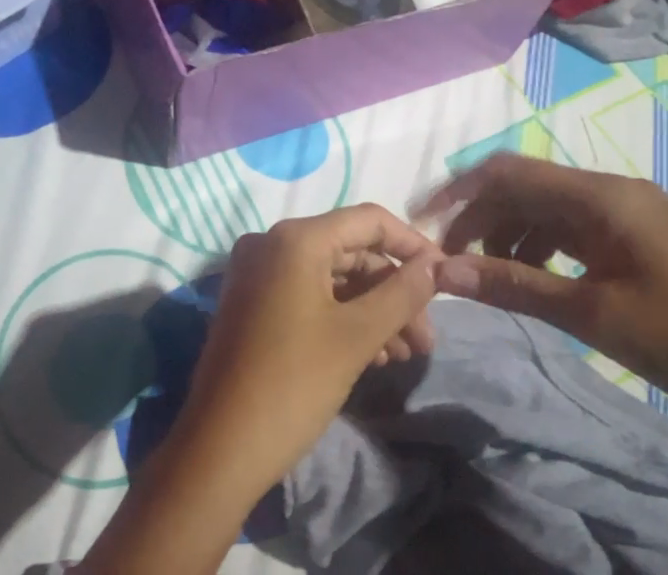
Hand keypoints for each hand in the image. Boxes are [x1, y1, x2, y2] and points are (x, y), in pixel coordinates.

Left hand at [182, 204, 441, 489]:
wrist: (221, 447)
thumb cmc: (294, 383)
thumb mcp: (357, 336)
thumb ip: (402, 294)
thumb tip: (436, 266)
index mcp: (295, 238)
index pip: (369, 221)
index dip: (413, 245)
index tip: (446, 279)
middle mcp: (271, 243)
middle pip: (351, 251)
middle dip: (394, 291)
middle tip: (427, 338)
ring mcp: (257, 274)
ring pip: (332, 278)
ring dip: (373, 311)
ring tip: (406, 354)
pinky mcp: (252, 304)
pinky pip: (309, 296)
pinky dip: (343, 319)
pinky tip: (374, 356)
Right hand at [418, 153, 667, 425]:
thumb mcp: (591, 314)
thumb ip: (514, 286)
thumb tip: (444, 271)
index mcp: (604, 196)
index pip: (513, 172)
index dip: (461, 191)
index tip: (422, 220)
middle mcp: (612, 192)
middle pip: (526, 188)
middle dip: (480, 217)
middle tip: (447, 260)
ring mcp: (625, 216)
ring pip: (546, 210)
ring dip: (507, 234)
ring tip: (483, 274)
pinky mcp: (632, 241)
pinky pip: (570, 230)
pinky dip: (538, 248)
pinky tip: (526, 278)